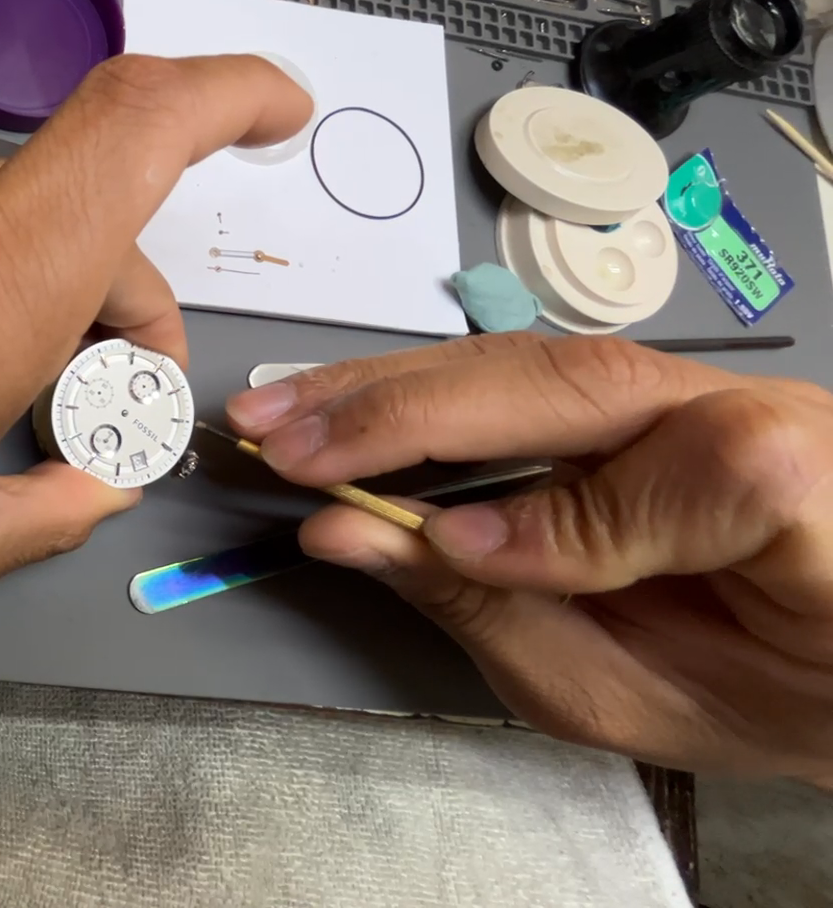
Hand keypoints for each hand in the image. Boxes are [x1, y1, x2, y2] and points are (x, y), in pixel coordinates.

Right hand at [225, 334, 832, 783]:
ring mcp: (670, 382)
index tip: (448, 549)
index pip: (708, 480)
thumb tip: (345, 531)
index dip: (567, 521)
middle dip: (401, 417)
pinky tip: (320, 403)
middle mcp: (748, 411)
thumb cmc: (720, 690)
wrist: (790, 645)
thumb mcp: (614, 691)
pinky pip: (479, 369)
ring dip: (366, 389)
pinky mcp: (594, 381)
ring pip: (503, 359)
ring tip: (271, 417)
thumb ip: (483, 607)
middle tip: (278, 448)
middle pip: (562, 381)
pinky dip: (384, 388)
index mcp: (817, 509)